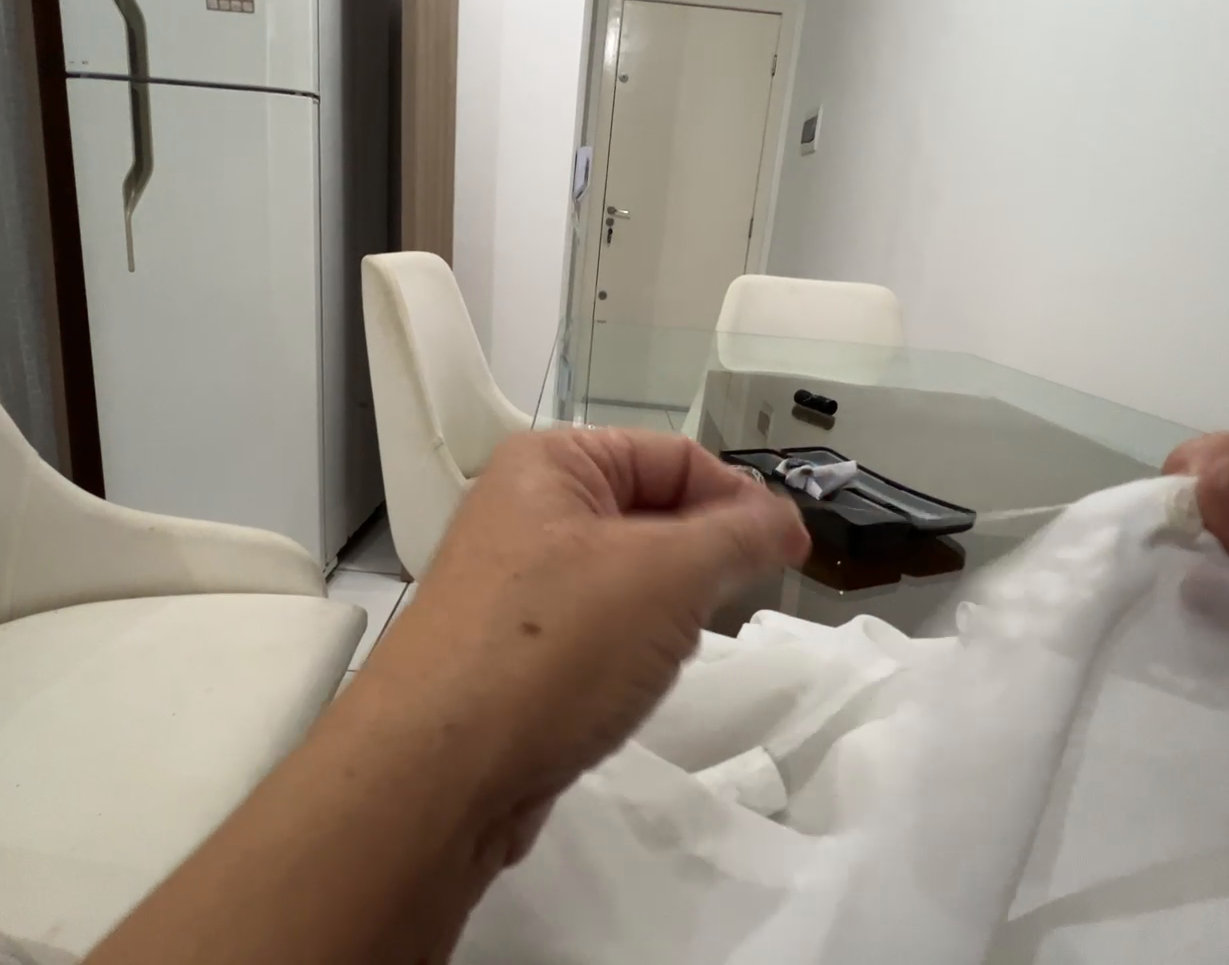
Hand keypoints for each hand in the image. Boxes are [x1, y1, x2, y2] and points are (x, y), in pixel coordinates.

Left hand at [349, 429, 810, 841]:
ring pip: (623, 571)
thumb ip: (738, 535)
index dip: (739, 497)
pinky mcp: (511, 642)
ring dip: (668, 601)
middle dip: (702, 552)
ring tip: (681, 641)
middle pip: (647, 510)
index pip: (672, 455)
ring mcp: (513, 579)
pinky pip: (594, 620)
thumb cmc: (556, 645)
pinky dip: (630, 639)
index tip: (792, 549)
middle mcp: (524, 508)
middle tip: (742, 597)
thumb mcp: (667, 574)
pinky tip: (636, 675)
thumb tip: (784, 519)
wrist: (436, 772)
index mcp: (550, 462)